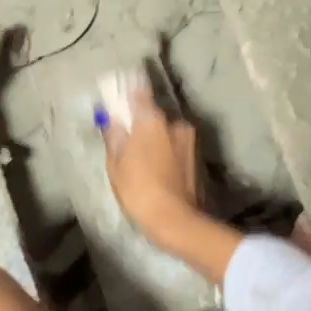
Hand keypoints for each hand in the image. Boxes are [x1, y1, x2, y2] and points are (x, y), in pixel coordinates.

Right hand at [99, 82, 201, 245]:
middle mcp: (174, 123)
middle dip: (142, 124)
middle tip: (129, 139)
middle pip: (153, 116)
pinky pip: (176, 148)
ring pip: (167, 133)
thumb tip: (113, 121)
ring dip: (156, 140)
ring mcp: (189, 140)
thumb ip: (114, 137)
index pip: (139, 93)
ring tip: (144, 161)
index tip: (121, 92)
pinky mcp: (198, 157)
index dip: (129, 90)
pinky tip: (158, 170)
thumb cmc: (138, 190)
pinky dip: (167, 153)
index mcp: (151, 120)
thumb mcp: (116, 165)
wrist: (175, 220)